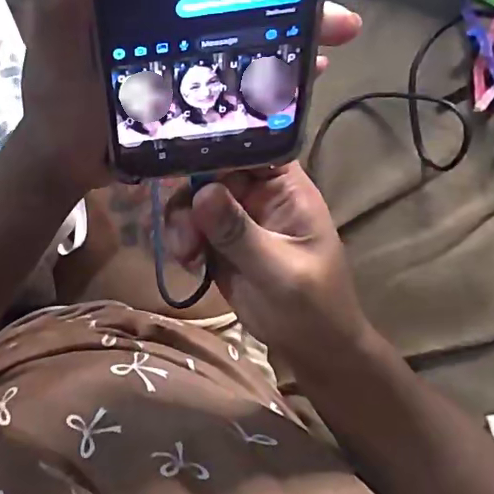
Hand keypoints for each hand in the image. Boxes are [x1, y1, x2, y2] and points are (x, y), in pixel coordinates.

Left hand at [11, 0, 373, 196]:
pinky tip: (317, 68)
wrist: (67, 162)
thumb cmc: (56, 99)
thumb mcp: (57, 44)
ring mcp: (192, 43)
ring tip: (345, 23)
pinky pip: (254, 66)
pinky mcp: (204, 81)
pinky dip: (286, 65)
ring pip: (258, 18)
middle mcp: (171, 3)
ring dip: (306, 15)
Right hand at [162, 161, 369, 365]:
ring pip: (192, 197)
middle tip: (185, 231)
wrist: (313, 352)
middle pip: (210, 167)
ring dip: (181, 222)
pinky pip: (187, 225)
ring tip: (186, 254)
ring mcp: (235, 216)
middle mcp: (257, 192)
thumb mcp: (278, 271)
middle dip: (189, 194)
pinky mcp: (217, 240)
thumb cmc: (312, 308)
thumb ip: (239, 232)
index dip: (216, 140)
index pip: (250, 144)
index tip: (180, 151)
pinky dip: (180, 240)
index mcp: (285, 186)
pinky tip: (188, 264)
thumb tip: (201, 192)